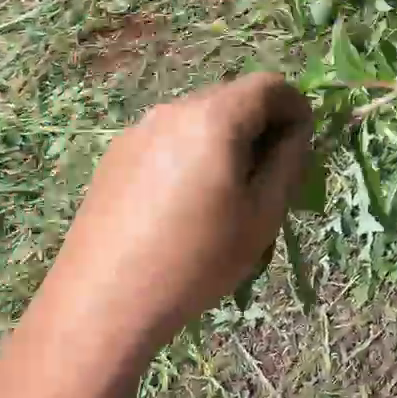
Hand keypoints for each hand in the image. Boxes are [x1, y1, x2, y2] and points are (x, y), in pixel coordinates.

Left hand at [0, 74, 312, 397]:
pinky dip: (193, 154)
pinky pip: (171, 139)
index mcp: (215, 117)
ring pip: (202, 118)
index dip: (296, 110)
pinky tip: (184, 206)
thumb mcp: (264, 213)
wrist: (96, 311)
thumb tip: (295, 134)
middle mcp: (174, 111)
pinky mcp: (114, 158)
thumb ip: (289, 160)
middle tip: (268, 176)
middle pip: (236, 97)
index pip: (272, 86)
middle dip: (262, 126)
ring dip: (227, 141)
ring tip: (225, 194)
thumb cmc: (194, 260)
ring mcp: (138, 132)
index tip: (300, 151)